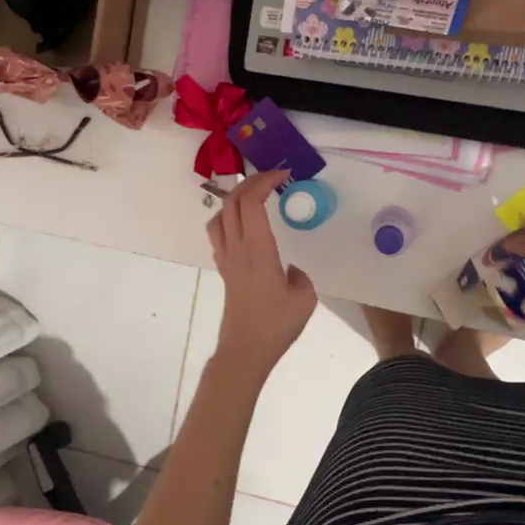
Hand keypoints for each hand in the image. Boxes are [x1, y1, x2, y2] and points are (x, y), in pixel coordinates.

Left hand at [207, 170, 317, 375]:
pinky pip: (219, 235)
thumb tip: (290, 270)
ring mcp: (226, 260)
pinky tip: (244, 228)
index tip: (283, 174)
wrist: (246, 350)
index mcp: (257, 249)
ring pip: (219, 216)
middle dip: (250, 183)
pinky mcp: (224, 272)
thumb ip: (300, 276)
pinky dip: (229, 220)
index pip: (251, 201)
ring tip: (255, 198)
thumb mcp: (305, 297)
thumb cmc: (276, 324)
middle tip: (272, 179)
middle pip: (231, 202)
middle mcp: (237, 248)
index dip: (264, 181)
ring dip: (235, 199)